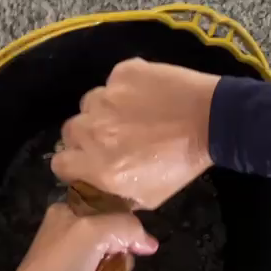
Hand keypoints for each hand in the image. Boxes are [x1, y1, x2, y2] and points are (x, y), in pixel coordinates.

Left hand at [6, 203, 157, 270]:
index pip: (113, 215)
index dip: (123, 233)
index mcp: (71, 216)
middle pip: (120, 254)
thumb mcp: (93, 231)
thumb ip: (127, 227)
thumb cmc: (58, 268)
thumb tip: (150, 244)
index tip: (125, 244)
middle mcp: (73, 244)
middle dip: (113, 270)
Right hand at [51, 58, 219, 209]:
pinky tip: (146, 95)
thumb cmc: (181, 163)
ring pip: (90, 103)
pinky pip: (113, 81)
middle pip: (71, 131)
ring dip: (103, 110)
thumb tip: (96, 189)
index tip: (87, 161)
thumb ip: (114, 195)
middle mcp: (94, 130)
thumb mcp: (148, 197)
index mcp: (97, 165)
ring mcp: (107, 96)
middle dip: (85, 136)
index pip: (60, 163)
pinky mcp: (122, 73)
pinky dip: (124, 88)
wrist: (210, 119)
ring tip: (131, 113)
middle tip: (111, 137)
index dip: (73, 163)